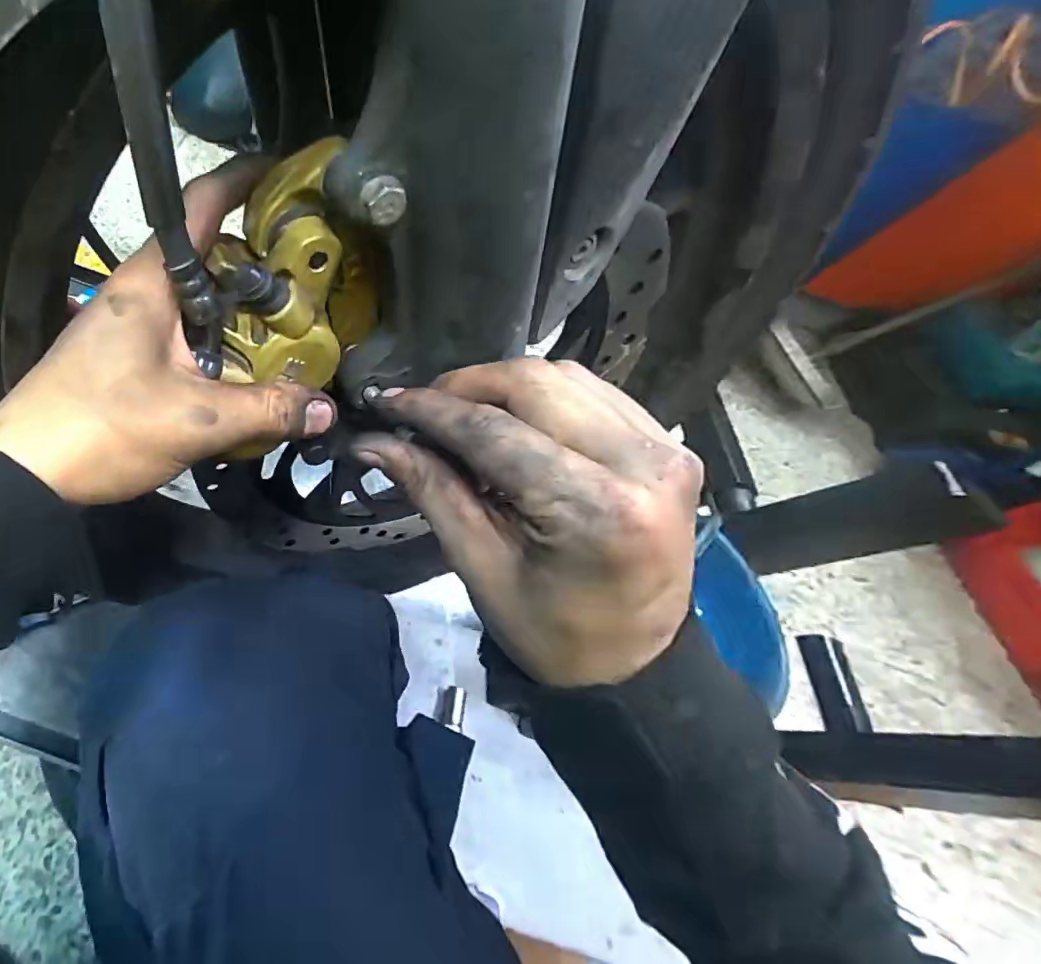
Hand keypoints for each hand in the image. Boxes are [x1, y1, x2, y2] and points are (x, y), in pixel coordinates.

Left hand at [0, 157, 336, 504]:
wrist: (24, 470)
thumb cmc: (100, 429)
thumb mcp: (193, 421)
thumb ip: (262, 411)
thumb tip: (322, 410)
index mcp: (150, 283)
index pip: (199, 203)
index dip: (245, 179)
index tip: (288, 176)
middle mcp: (137, 291)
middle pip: (206, 252)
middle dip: (258, 256)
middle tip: (310, 271)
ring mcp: (127, 322)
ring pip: (194, 295)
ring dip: (238, 303)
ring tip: (290, 320)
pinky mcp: (123, 354)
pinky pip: (180, 329)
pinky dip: (215, 337)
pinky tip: (242, 365)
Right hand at [351, 359, 701, 686]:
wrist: (634, 664)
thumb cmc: (550, 631)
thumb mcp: (479, 566)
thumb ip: (430, 489)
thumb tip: (372, 441)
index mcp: (595, 508)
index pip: (493, 431)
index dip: (430, 410)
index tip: (384, 401)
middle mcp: (642, 463)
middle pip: (533, 383)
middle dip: (463, 387)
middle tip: (419, 411)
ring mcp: (665, 447)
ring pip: (562, 376)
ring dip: (498, 386)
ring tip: (459, 417)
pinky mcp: (669, 444)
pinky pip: (590, 391)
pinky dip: (538, 395)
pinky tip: (510, 421)